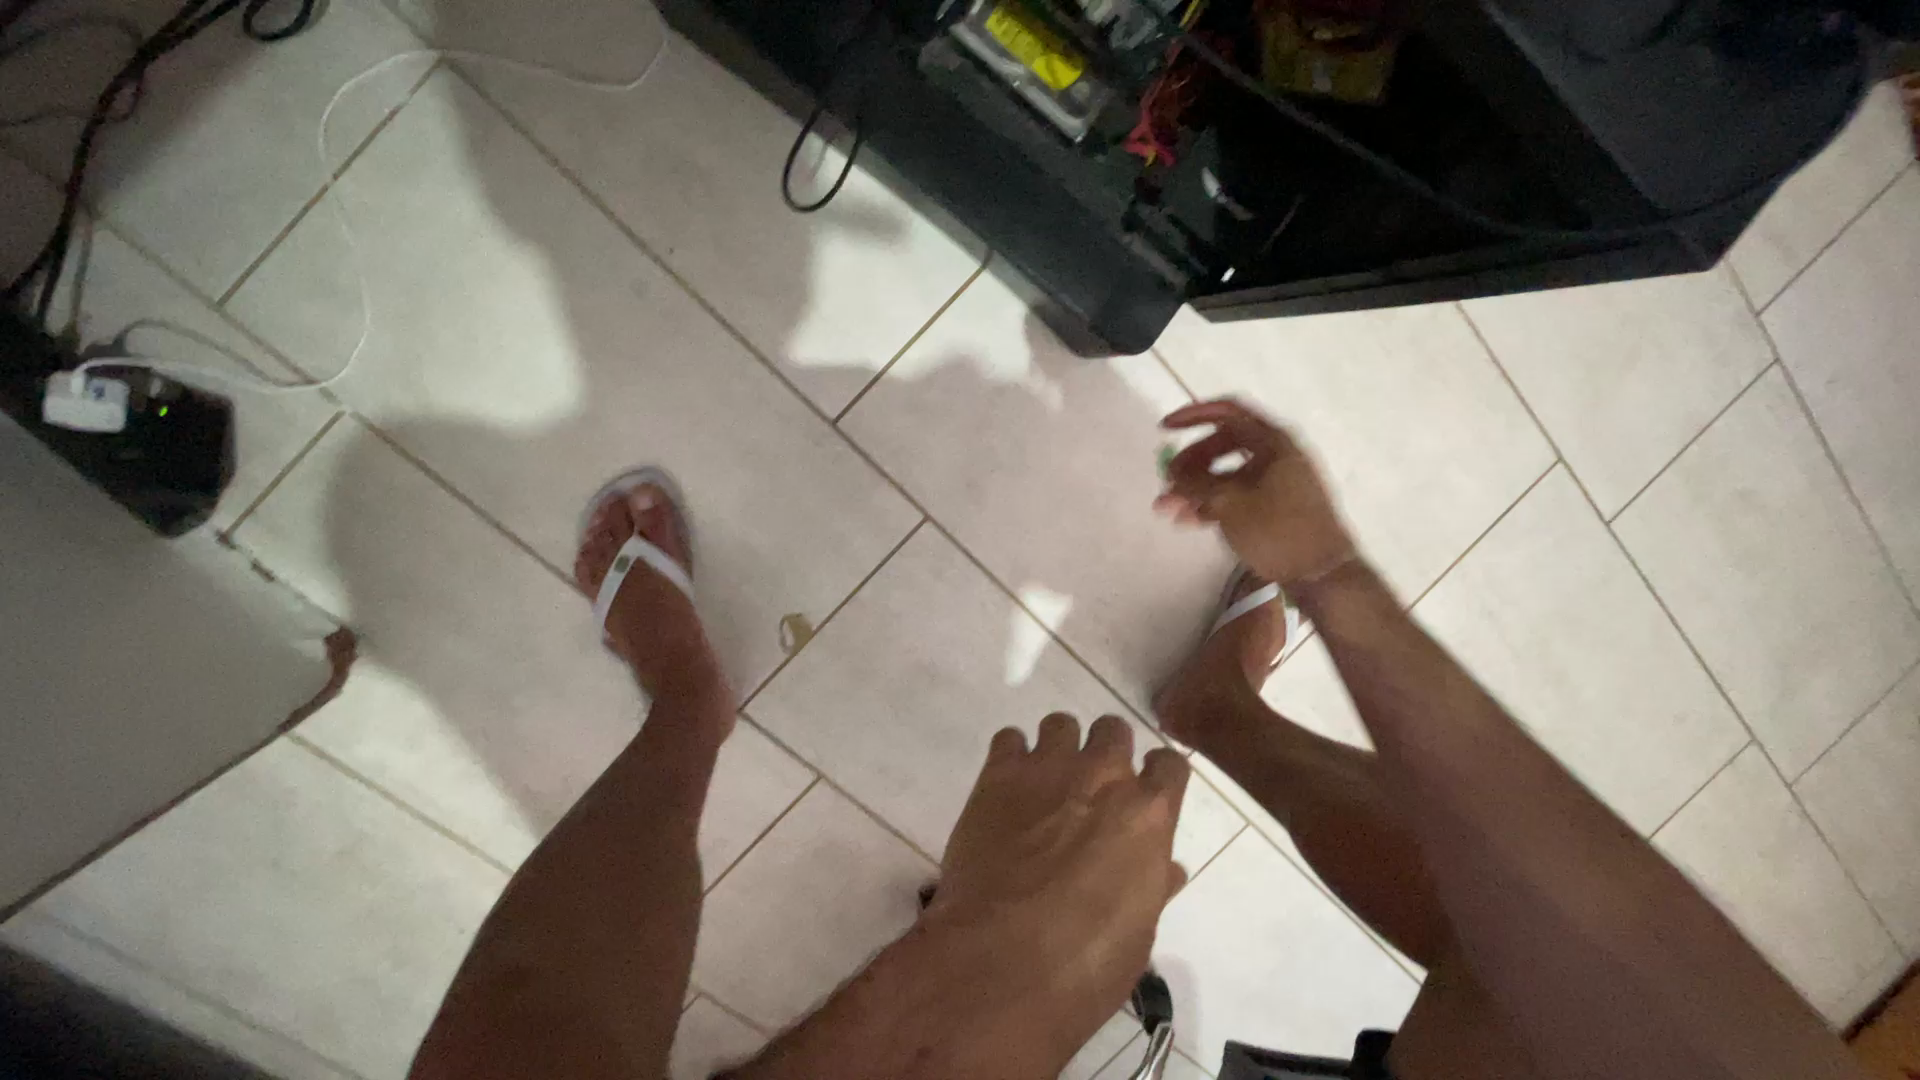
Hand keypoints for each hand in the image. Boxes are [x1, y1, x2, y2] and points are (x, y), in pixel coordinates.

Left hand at [927, 714, 1189, 1064]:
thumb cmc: (1085, 963)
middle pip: (1113, 730)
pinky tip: (1005, 787)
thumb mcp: (1138, 930)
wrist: (1003, 959)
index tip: (1144, 791)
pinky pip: (1008, 738)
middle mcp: (1104, 776)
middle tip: (1089, 785)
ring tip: (1044, 781)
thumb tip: (1166, 869)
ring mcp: (1049, 768)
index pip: (1169, 764)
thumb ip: (1152, 883)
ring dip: (1058, 747)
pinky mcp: (999, 773)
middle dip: (1105, 751)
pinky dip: (1010, 756)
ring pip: (1060, 723)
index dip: (1156, 775)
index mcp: (1149, 814)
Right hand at [1155, 398, 1357, 588]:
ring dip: (1195, 488)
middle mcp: (1276, 455)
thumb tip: (1175, 474)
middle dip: (1189, 463)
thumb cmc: (1279, 531)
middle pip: (1222, 445)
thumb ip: (1197, 484)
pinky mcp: (1273, 505)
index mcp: (1274, 442)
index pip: (1228, 413)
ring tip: (1168, 509)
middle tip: (1167, 481)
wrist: (1322, 574)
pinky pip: (1235, 494)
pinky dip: (1211, 503)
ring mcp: (1276, 481)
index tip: (1163, 429)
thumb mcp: (1231, 504)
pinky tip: (1188, 521)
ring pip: (1225, 474)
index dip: (1192, 416)